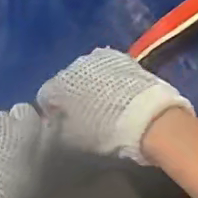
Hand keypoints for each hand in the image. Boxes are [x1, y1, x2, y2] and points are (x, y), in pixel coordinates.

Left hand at [0, 103, 46, 197]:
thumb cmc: (13, 195)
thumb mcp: (39, 179)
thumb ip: (38, 158)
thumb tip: (38, 153)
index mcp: (27, 128)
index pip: (26, 113)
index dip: (23, 127)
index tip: (23, 143)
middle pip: (1, 120)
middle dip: (2, 134)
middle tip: (1, 158)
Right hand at [37, 48, 192, 163]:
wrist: (151, 121)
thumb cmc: (106, 134)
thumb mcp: (73, 139)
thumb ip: (57, 127)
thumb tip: (55, 123)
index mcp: (54, 87)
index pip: (45, 97)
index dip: (53, 112)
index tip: (62, 123)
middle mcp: (71, 67)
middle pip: (66, 82)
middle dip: (72, 95)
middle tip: (85, 114)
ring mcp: (97, 59)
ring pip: (87, 73)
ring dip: (92, 85)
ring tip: (105, 103)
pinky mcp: (122, 58)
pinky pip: (108, 68)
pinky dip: (110, 79)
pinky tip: (120, 93)